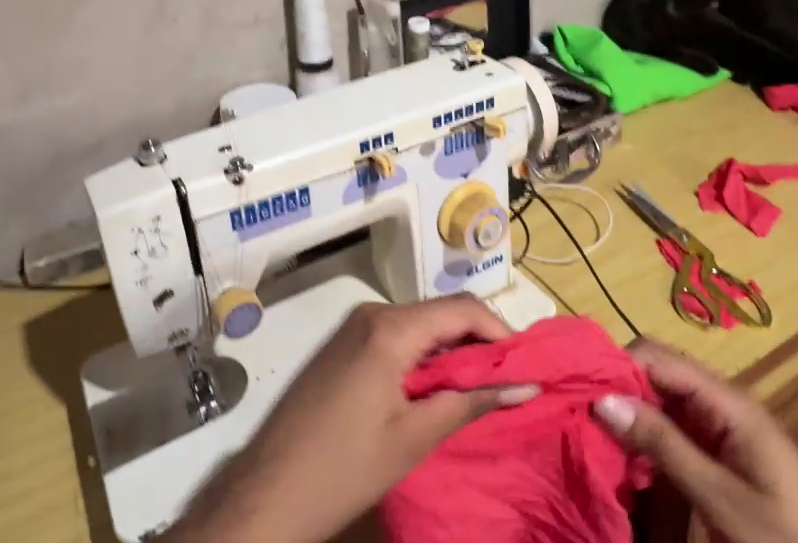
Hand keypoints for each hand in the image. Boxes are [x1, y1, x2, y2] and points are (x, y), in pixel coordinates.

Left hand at [167, 296, 538, 542]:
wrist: (271, 490)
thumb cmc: (346, 466)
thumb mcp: (416, 436)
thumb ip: (471, 401)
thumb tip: (526, 385)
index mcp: (389, 327)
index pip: (462, 308)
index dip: (501, 332)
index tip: (526, 366)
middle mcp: (371, 313)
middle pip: (440, 312)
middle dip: (478, 342)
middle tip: (508, 381)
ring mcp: (352, 327)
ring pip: (420, 325)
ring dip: (452, 351)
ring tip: (479, 389)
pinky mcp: (342, 346)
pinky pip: (396, 336)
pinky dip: (423, 356)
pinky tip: (437, 389)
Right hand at [592, 339, 797, 542]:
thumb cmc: (785, 540)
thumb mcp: (721, 497)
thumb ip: (663, 445)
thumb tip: (603, 398)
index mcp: (730, 403)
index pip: (660, 357)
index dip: (616, 363)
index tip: (574, 386)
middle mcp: (723, 405)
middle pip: (658, 372)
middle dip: (618, 384)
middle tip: (576, 410)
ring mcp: (722, 430)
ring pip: (661, 400)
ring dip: (627, 410)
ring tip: (588, 429)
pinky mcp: (720, 455)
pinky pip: (672, 429)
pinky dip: (643, 436)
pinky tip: (620, 455)